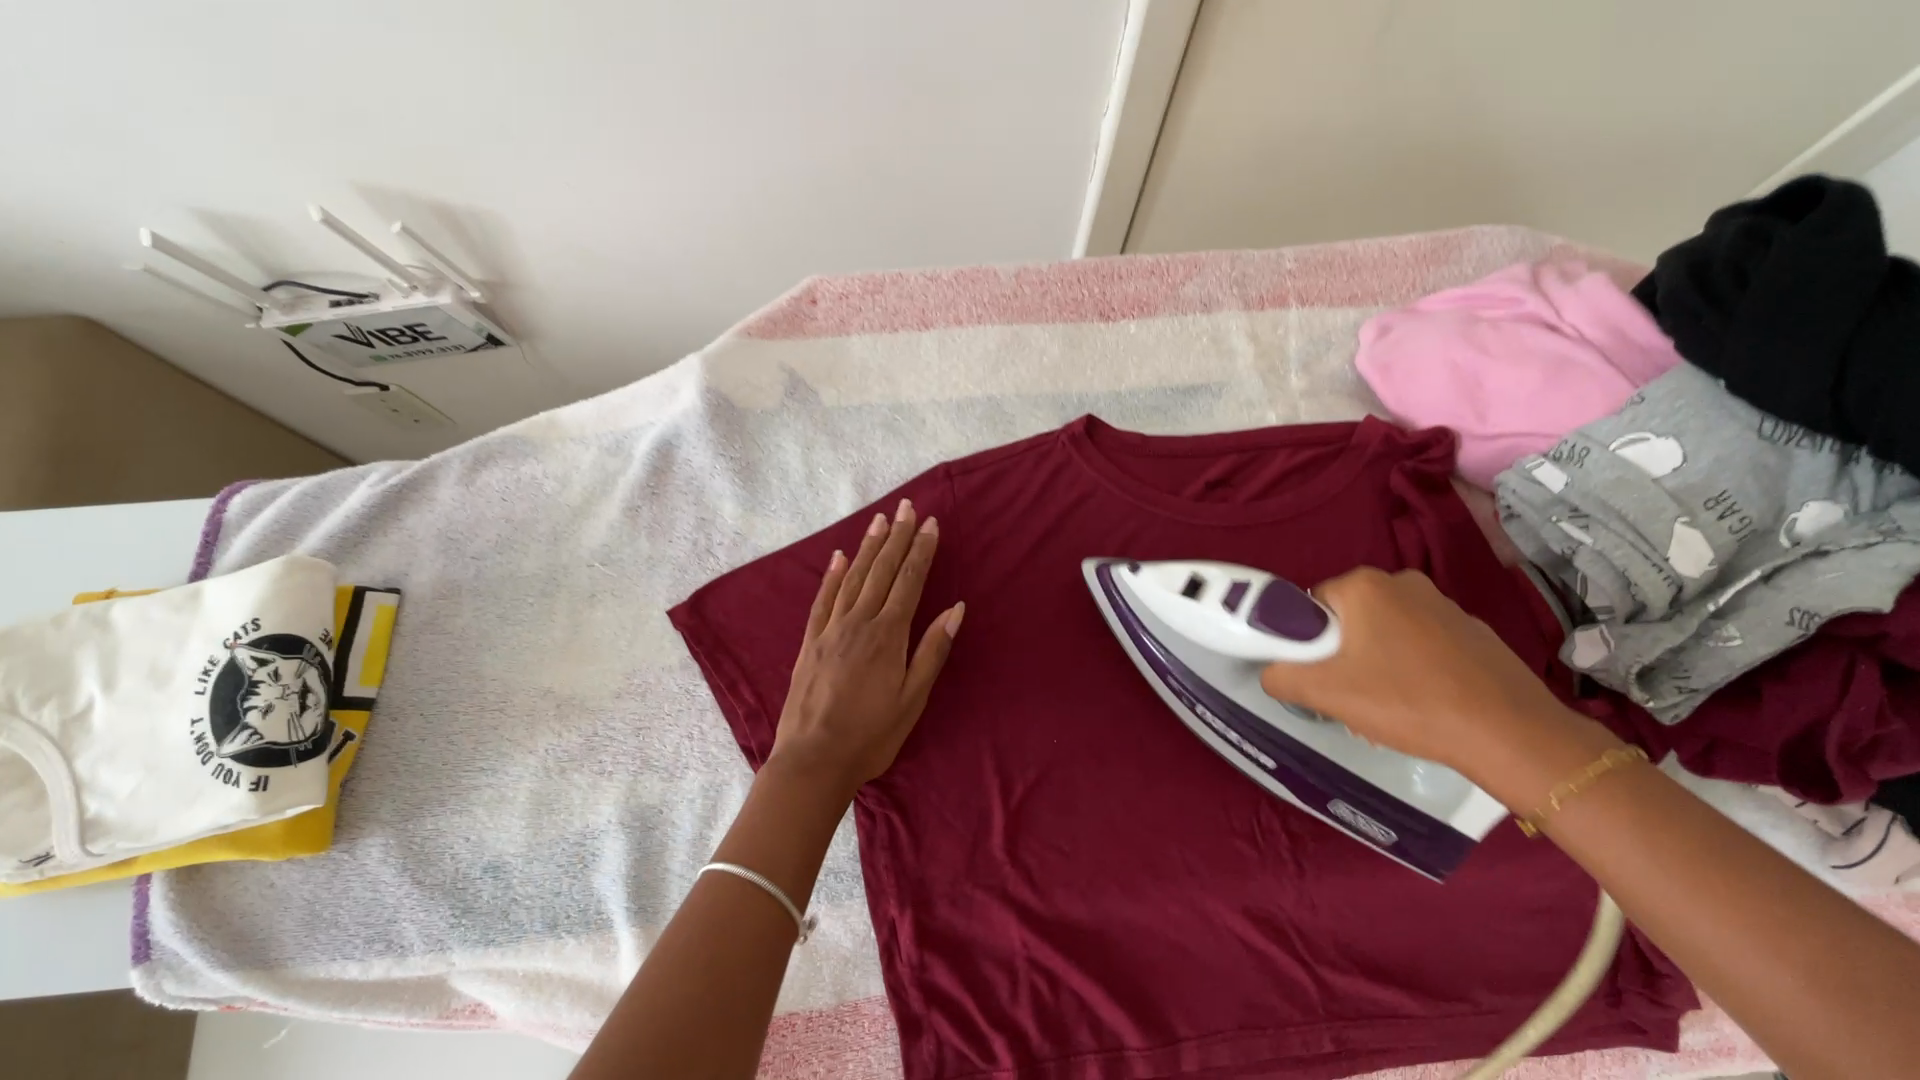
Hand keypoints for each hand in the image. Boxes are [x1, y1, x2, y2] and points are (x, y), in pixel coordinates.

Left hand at [768, 498, 963, 794]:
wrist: (813, 759)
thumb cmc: (872, 735)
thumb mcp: (913, 698)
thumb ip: (932, 650)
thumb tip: (956, 608)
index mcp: (888, 635)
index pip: (909, 581)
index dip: (922, 550)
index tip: (931, 523)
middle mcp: (859, 622)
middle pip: (882, 571)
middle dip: (897, 537)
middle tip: (906, 507)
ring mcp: (831, 629)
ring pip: (853, 577)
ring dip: (869, 547)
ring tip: (880, 520)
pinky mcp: (810, 642)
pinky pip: (823, 599)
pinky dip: (833, 575)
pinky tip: (840, 557)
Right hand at [1257, 567, 1579, 774]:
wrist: (1508, 732)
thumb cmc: (1407, 702)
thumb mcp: (1325, 693)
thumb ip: (1281, 676)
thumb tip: (1272, 671)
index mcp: (1364, 585)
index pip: (1310, 606)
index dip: (1306, 643)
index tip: (1318, 676)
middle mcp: (1403, 582)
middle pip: (1348, 618)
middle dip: (1342, 653)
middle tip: (1348, 694)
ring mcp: (1443, 604)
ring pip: (1385, 632)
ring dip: (1376, 661)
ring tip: (1388, 704)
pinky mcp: (1472, 630)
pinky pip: (1421, 644)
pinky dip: (1413, 668)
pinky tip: (1423, 702)